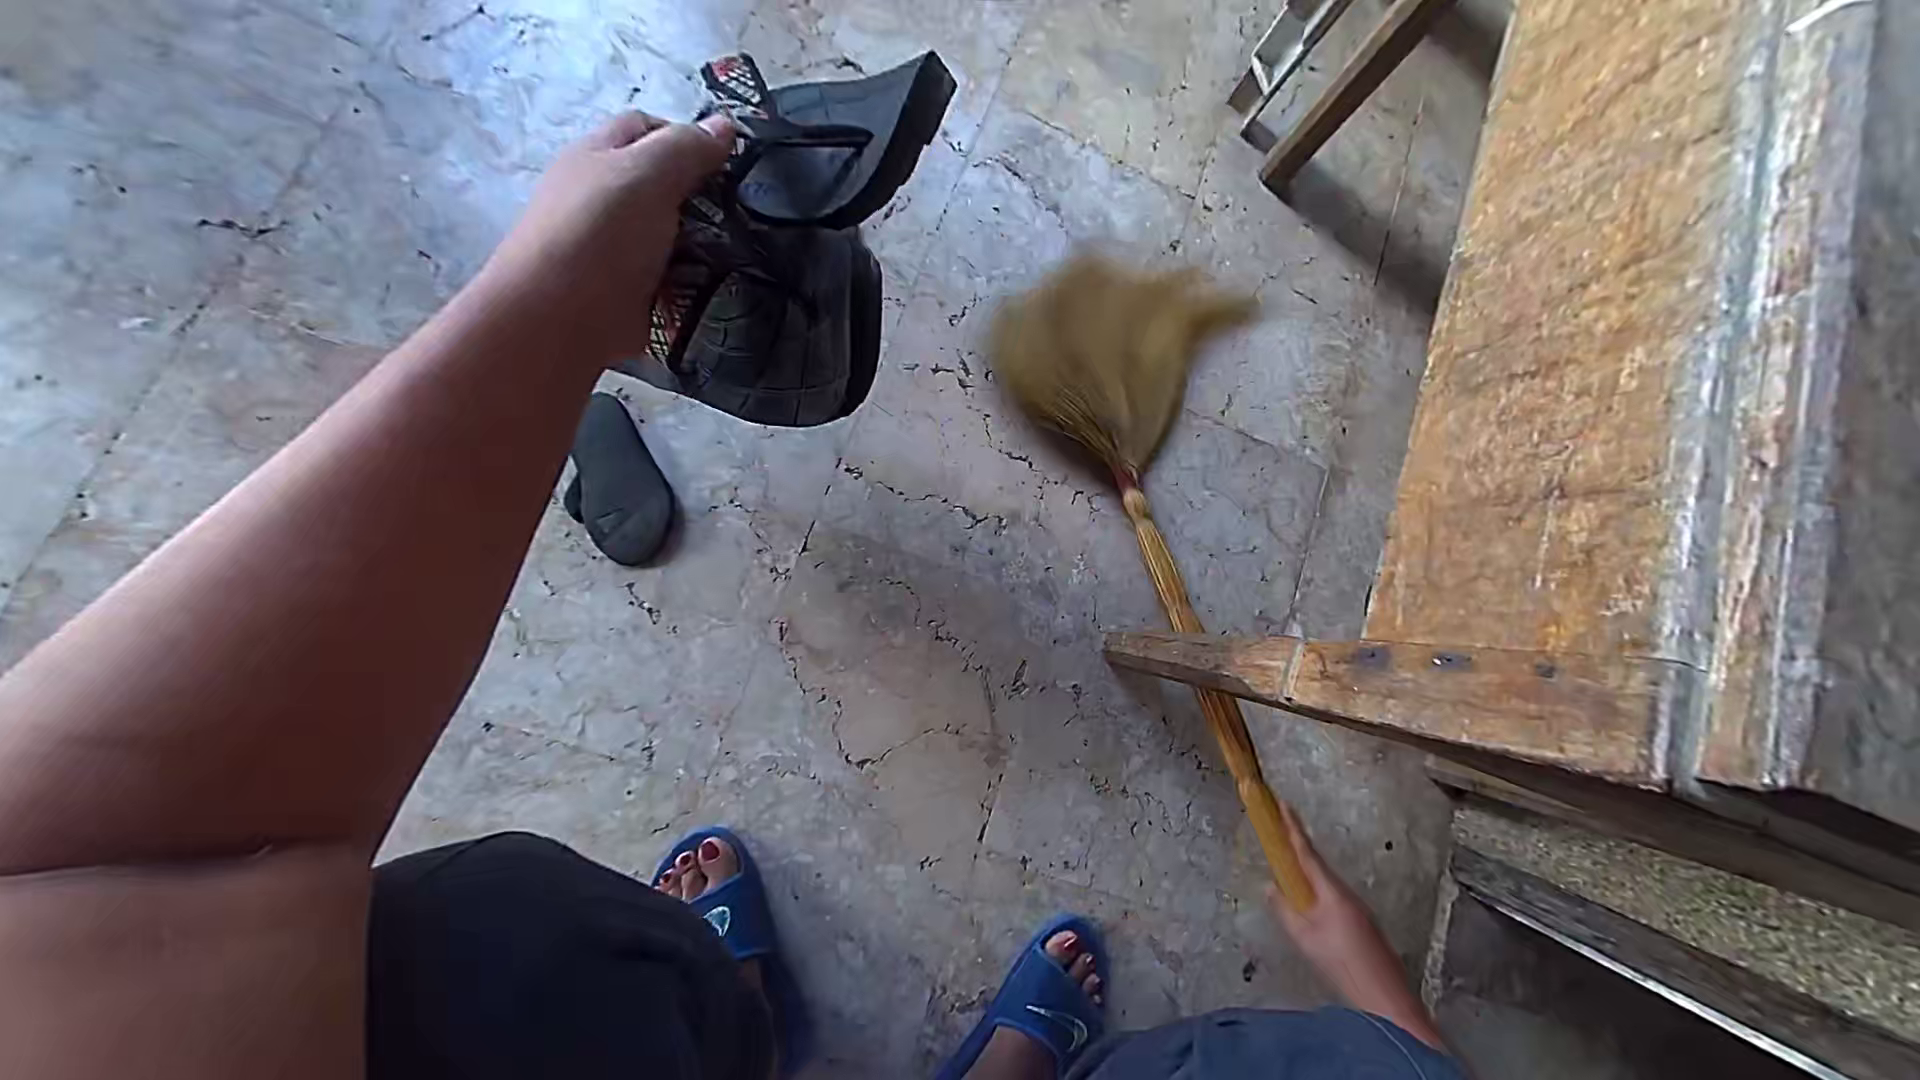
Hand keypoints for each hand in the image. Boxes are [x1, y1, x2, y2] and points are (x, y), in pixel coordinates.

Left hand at [478, 111, 734, 361]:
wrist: (564, 316)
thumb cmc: (601, 233)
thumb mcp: (646, 175)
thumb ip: (687, 149)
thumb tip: (726, 125)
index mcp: (602, 157)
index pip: (649, 129)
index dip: (690, 138)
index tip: (733, 164)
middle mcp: (610, 200)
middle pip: (667, 187)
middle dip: (707, 198)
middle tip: (751, 215)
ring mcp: (623, 250)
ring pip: (678, 237)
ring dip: (710, 246)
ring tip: (751, 255)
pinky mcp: (638, 293)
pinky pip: (679, 281)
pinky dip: (702, 283)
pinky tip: (729, 289)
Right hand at [1268, 804, 1402, 997]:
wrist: (1387, 1001)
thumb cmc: (1342, 964)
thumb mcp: (1304, 937)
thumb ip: (1284, 909)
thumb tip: (1270, 887)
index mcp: (1332, 891)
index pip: (1307, 852)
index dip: (1293, 827)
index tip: (1283, 804)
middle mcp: (1347, 893)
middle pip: (1317, 864)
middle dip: (1298, 847)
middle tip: (1280, 831)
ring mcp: (1358, 908)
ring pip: (1325, 882)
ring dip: (1307, 873)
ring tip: (1288, 870)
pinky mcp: (1363, 923)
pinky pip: (1333, 896)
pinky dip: (1317, 891)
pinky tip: (1309, 905)